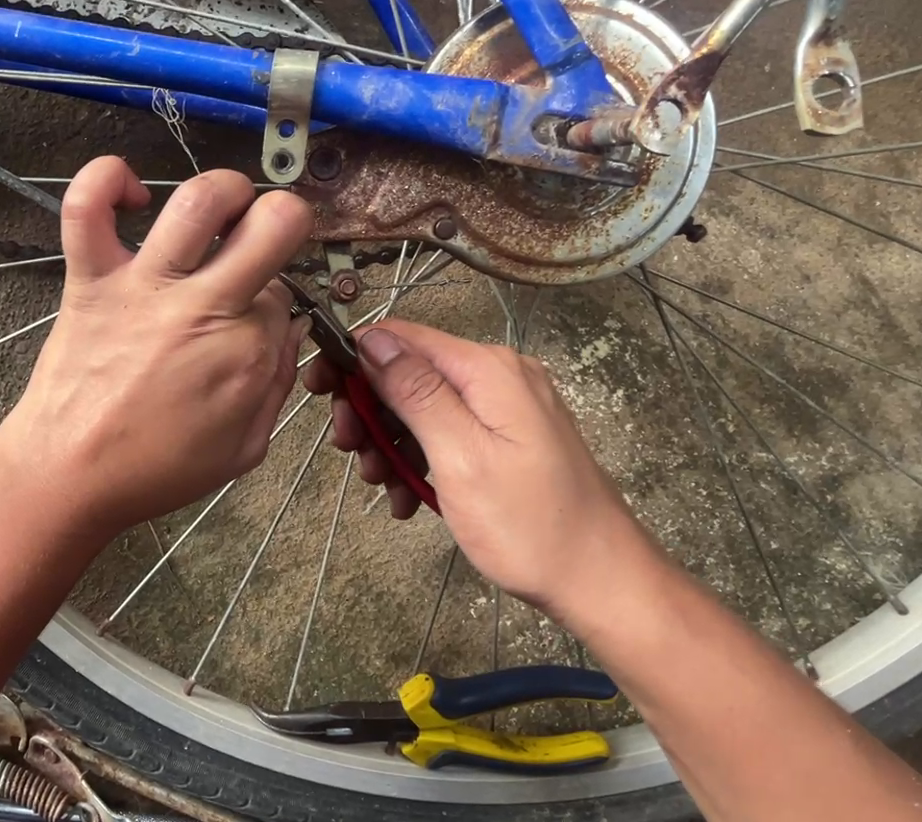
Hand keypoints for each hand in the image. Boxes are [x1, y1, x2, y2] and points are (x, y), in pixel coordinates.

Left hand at [0, 157, 313, 536]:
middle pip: (273, 223)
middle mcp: (203, 306)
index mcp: (247, 350)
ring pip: (199, 201)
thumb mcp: (245, 449)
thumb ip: (277, 384)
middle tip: (260, 240)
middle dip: (283, 219)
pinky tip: (131, 192)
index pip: (283, 292)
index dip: (271, 301)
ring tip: (218, 210)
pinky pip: (87, 210)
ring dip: (225, 190)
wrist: (69, 475)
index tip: (249, 317)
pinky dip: (104, 181)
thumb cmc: (155, 469)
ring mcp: (143, 286)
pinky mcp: (90, 279)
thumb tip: (287, 328)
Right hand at [305, 320, 655, 620]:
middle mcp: (497, 375)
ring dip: (390, 441)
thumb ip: (414, 391)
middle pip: (408, 371)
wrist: (603, 585)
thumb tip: (372, 338)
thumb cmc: (528, 524)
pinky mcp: (507, 436)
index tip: (318, 394)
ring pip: (422, 405)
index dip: (352, 358)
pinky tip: (408, 495)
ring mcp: (505, 406)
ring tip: (381, 483)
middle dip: (369, 409)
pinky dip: (420, 457)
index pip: (399, 336)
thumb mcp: (459, 455)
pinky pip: (447, 431)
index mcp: (486, 369)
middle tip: (350, 452)